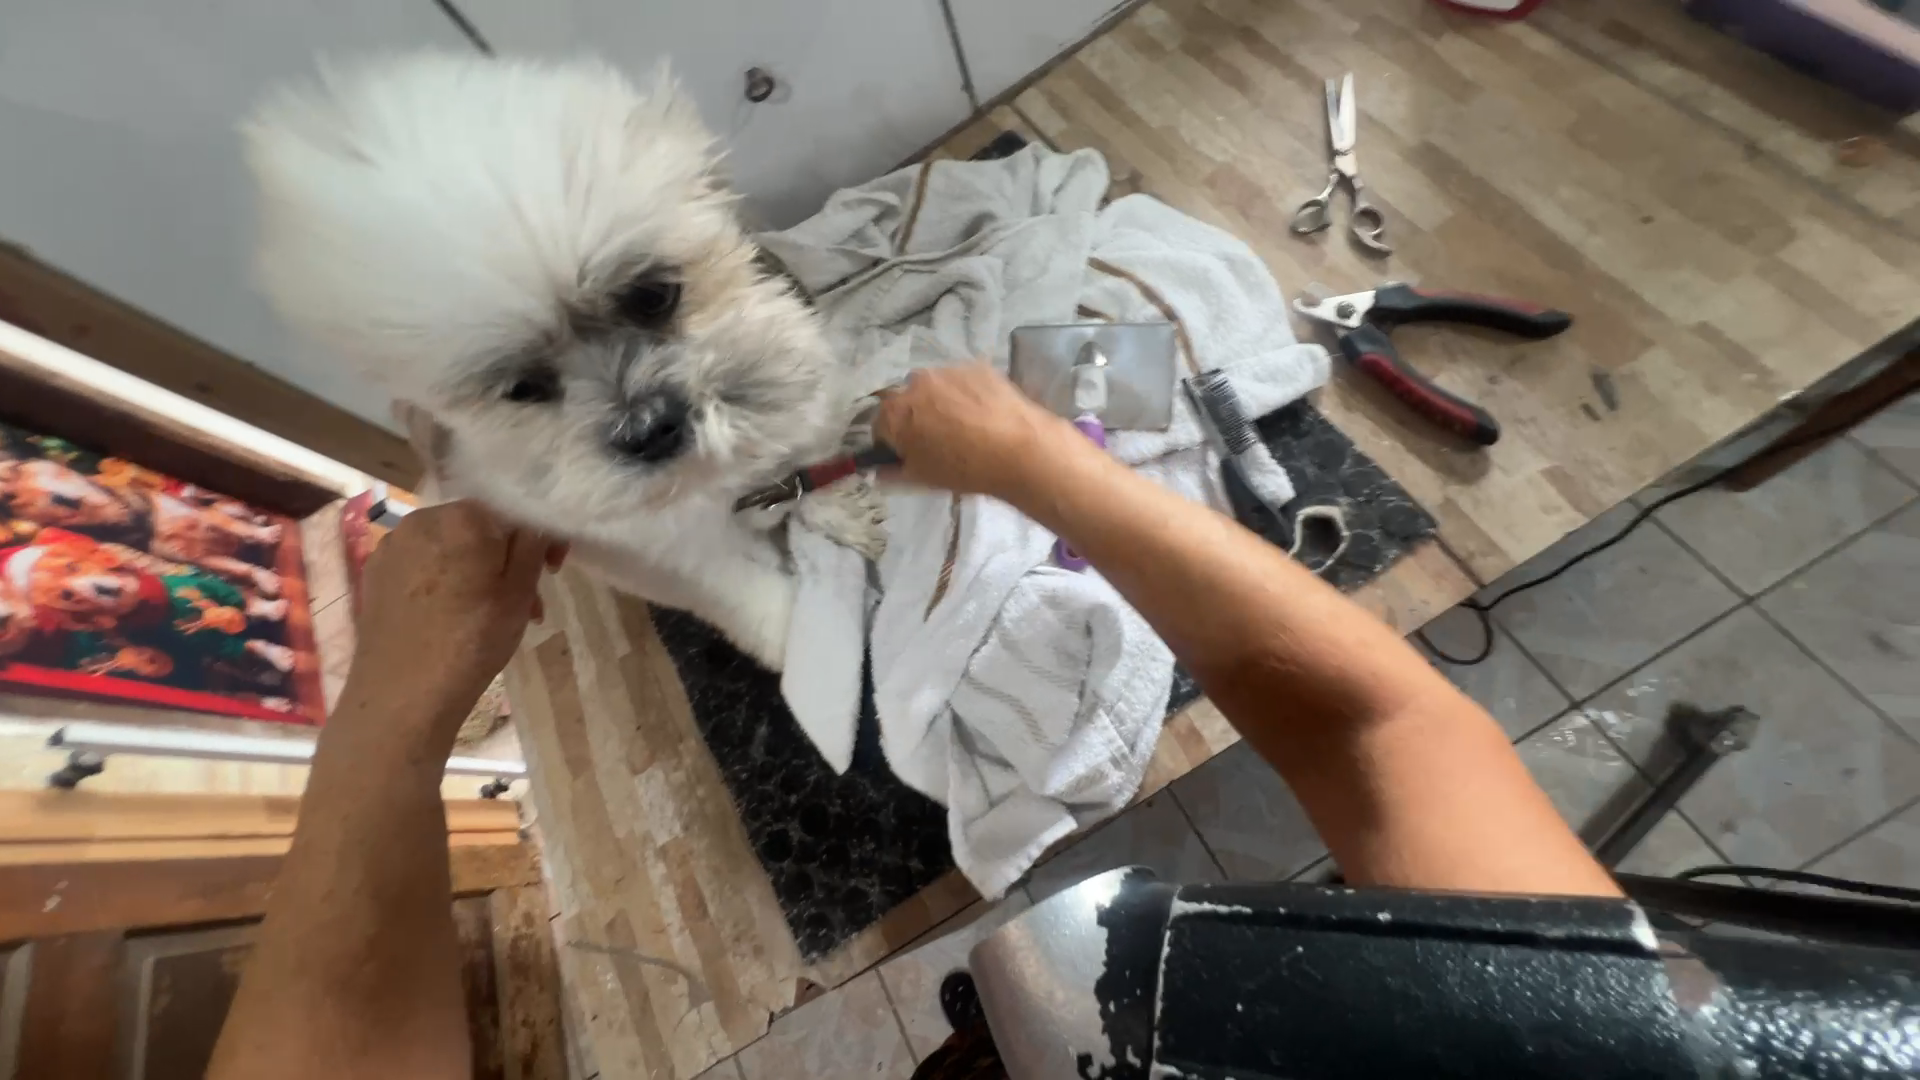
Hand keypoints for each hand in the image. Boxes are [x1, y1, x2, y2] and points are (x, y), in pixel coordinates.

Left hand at [345, 501, 562, 746]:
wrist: (402, 695)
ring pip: (453, 545)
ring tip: (497, 612)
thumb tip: (537, 521)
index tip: (555, 568)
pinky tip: (458, 612)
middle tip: (530, 596)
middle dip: (509, 554)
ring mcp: (392, 546)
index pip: (514, 509)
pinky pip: (425, 562)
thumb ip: (533, 545)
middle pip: (481, 525)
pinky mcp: (375, 572)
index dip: (540, 535)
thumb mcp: (520, 591)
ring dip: (481, 568)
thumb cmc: (473, 640)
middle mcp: (421, 520)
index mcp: (461, 518)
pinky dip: (449, 577)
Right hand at [874, 363, 1072, 497]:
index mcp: (894, 413)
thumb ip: (894, 472)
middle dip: (916, 417)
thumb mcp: (923, 478)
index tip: (907, 453)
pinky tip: (984, 413)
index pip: (880, 425)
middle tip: (938, 439)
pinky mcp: (975, 366)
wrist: (1017, 449)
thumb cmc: (963, 468)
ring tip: (966, 425)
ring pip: (935, 386)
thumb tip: (880, 471)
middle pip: (907, 400)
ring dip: (941, 401)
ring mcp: (946, 370)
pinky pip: (962, 380)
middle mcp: (914, 383)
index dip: (892, 441)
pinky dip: (966, 393)